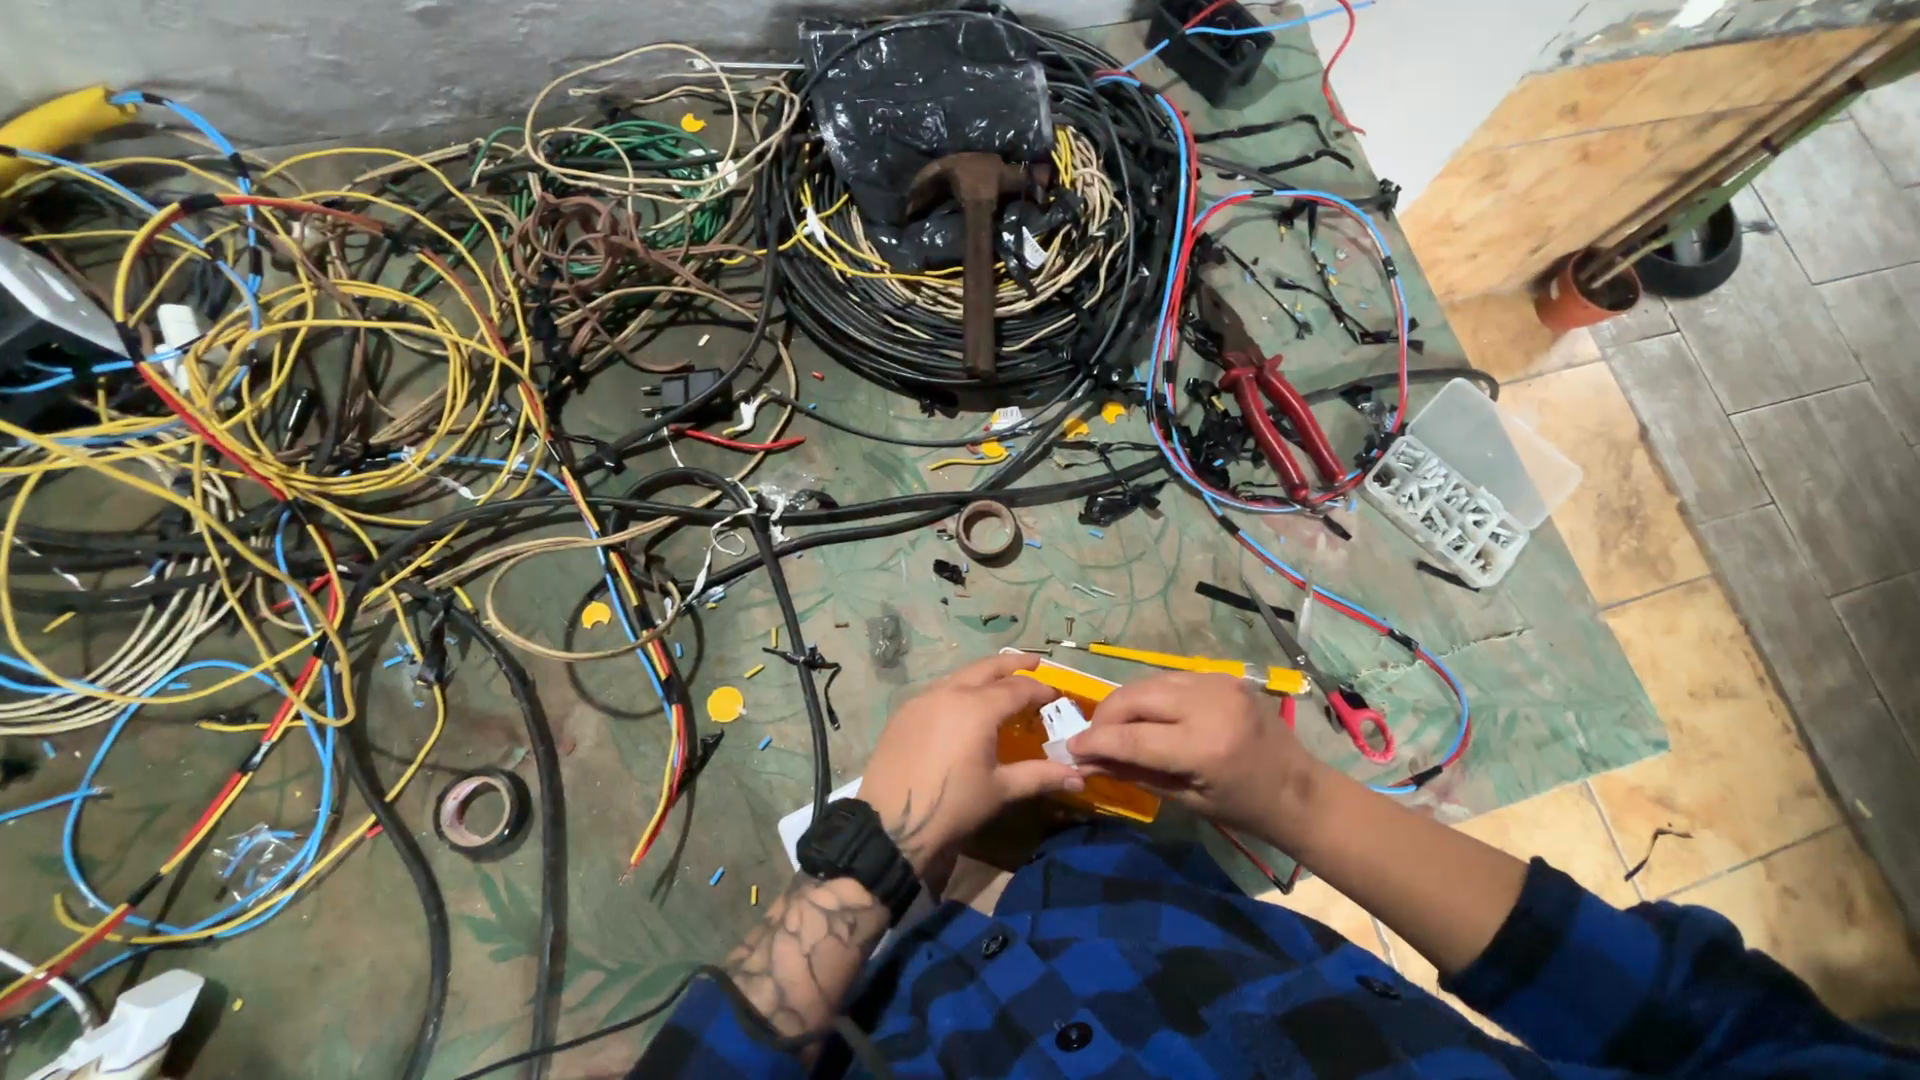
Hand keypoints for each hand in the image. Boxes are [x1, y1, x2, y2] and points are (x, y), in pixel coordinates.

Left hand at [859, 654, 1083, 887]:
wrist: (892, 823)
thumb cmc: (952, 805)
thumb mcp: (1000, 790)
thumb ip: (1040, 776)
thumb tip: (1079, 777)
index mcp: (977, 708)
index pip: (1017, 688)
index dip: (1039, 689)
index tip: (1055, 694)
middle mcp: (949, 693)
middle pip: (986, 668)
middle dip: (1012, 664)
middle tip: (1034, 663)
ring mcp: (922, 700)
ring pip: (959, 675)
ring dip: (983, 674)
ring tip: (1000, 680)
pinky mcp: (904, 712)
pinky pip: (938, 690)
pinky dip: (959, 687)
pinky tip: (964, 702)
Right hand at [1067, 672, 1327, 843]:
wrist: (1300, 789)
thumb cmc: (1244, 807)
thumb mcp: (1185, 798)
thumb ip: (1134, 773)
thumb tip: (1086, 761)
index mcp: (1204, 746)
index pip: (1132, 738)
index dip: (1096, 742)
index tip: (1071, 747)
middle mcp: (1209, 705)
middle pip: (1135, 697)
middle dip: (1105, 717)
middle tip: (1092, 737)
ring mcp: (1218, 683)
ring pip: (1149, 682)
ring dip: (1125, 703)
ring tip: (1114, 726)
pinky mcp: (1223, 675)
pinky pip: (1170, 679)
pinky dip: (1150, 695)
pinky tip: (1146, 715)